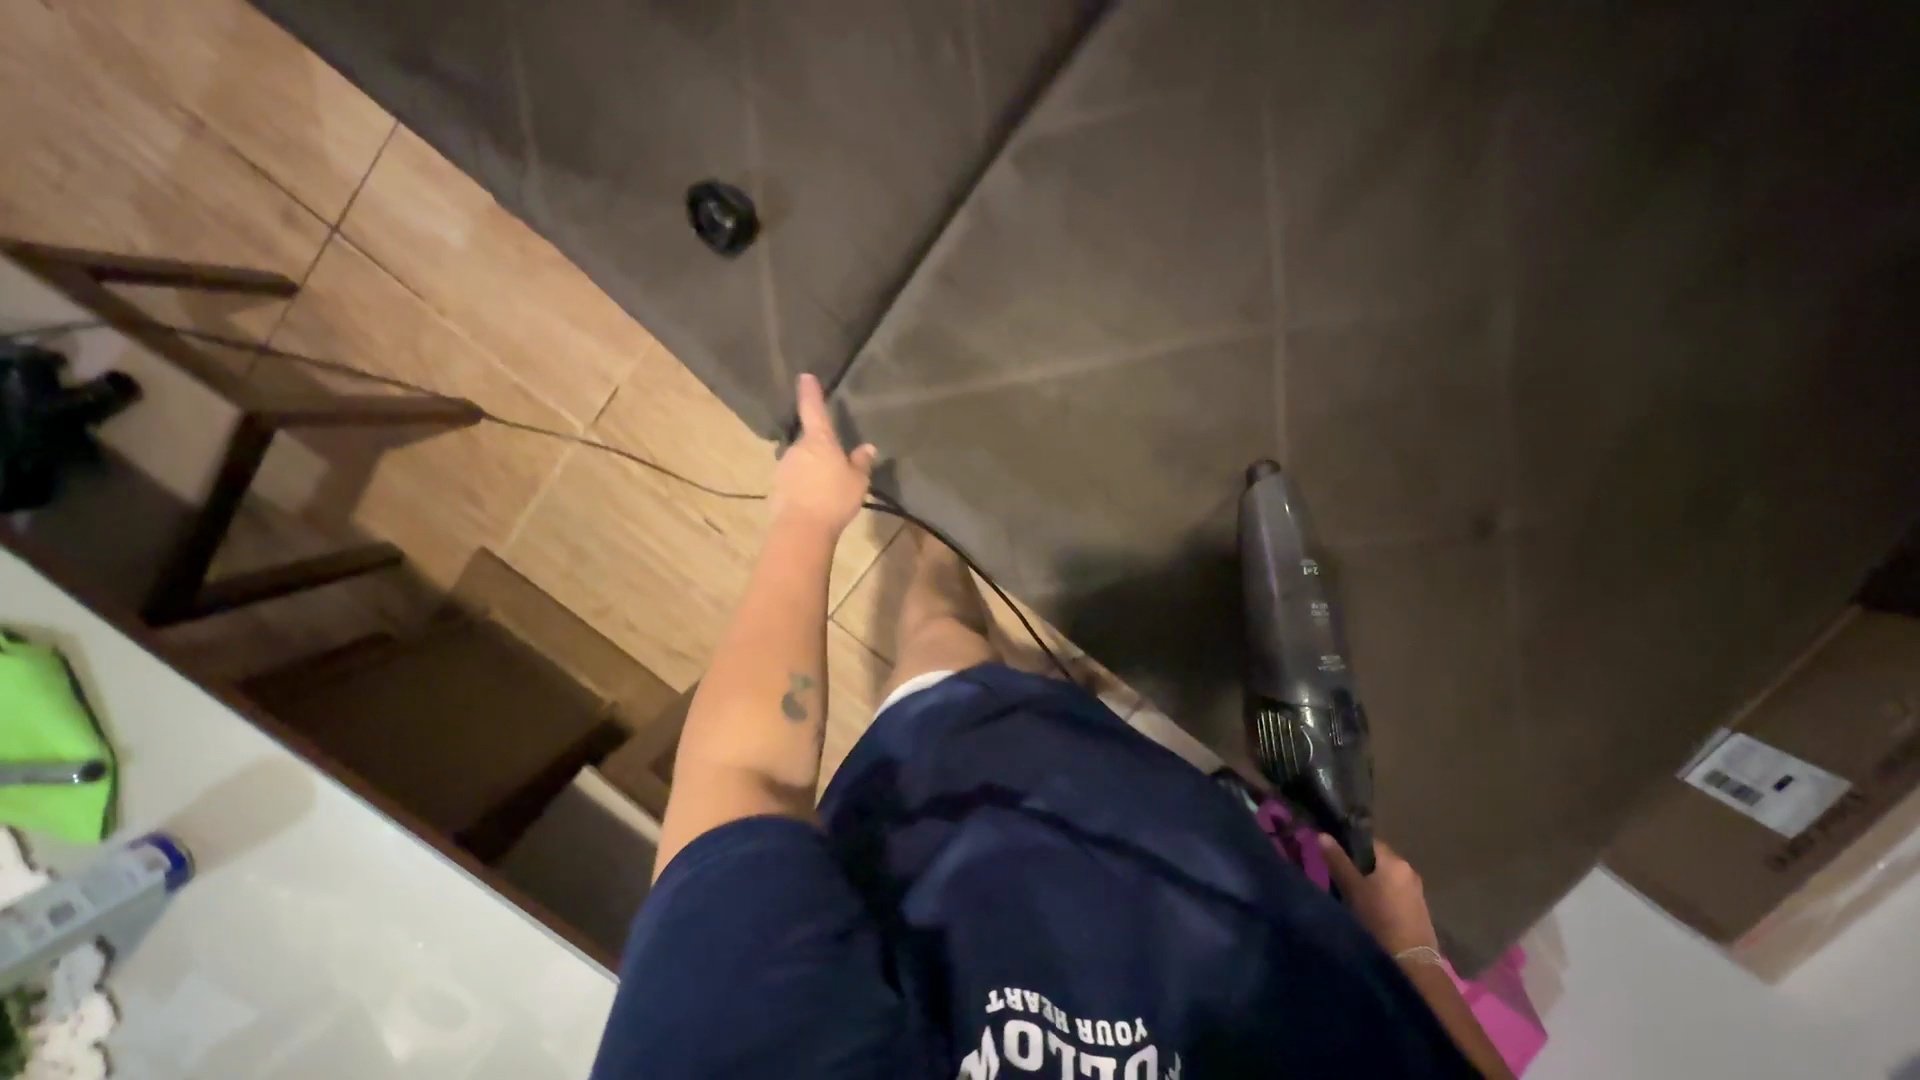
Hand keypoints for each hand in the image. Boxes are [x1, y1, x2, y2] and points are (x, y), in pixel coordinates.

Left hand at [770, 374, 876, 534]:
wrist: (801, 528)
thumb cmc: (834, 499)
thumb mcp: (857, 481)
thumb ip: (861, 463)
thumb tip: (867, 448)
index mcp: (819, 440)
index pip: (813, 409)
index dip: (810, 392)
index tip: (805, 377)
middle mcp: (797, 448)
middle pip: (809, 442)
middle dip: (820, 450)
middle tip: (835, 466)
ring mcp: (783, 468)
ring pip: (800, 462)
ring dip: (811, 470)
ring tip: (826, 489)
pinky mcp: (776, 488)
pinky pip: (793, 481)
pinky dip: (803, 486)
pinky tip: (813, 501)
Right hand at [1319, 835, 1439, 956]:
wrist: (1410, 963)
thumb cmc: (1378, 919)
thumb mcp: (1351, 889)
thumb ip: (1337, 860)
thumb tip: (1323, 835)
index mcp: (1395, 861)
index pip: (1368, 842)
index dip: (1349, 846)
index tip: (1334, 858)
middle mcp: (1410, 871)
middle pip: (1378, 860)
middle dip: (1359, 867)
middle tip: (1340, 880)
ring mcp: (1417, 892)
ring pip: (1386, 879)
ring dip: (1371, 884)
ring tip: (1353, 898)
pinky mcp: (1420, 911)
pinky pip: (1396, 894)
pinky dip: (1382, 897)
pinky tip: (1372, 912)